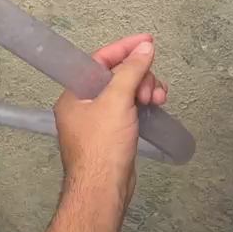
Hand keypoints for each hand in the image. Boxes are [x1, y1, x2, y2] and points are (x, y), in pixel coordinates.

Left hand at [53, 35, 166, 210]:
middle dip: (140, 75)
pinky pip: (131, 106)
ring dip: (146, 88)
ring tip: (157, 99)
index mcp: (74, 95)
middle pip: (117, 75)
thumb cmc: (103, 145)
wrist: (104, 190)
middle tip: (151, 88)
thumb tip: (145, 48)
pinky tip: (156, 105)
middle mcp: (84, 105)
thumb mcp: (117, 100)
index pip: (100, 60)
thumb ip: (132, 70)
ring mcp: (99, 120)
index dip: (124, 48)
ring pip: (127, 91)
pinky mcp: (114, 132)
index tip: (148, 42)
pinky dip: (145, 102)